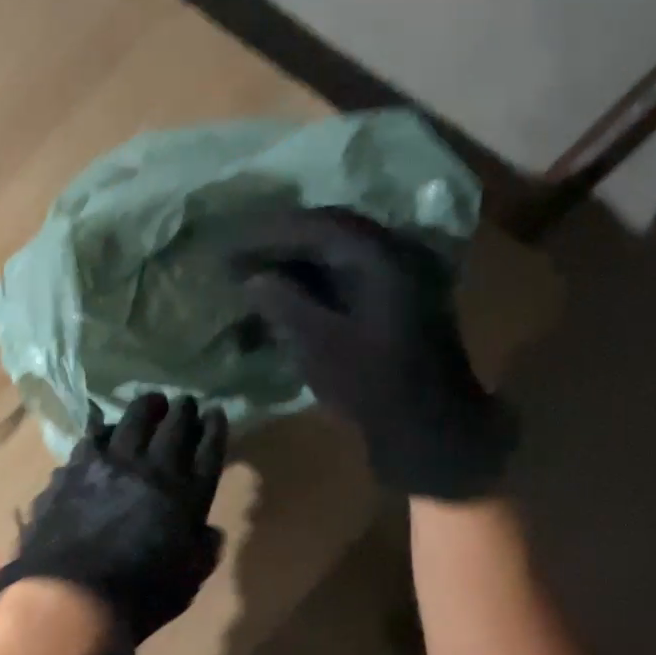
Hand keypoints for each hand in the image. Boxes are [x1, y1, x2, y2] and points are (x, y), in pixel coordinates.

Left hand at [0, 393, 226, 654]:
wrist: (69, 597)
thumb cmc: (137, 598)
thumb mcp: (187, 581)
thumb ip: (202, 549)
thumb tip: (207, 531)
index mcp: (187, 495)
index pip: (208, 449)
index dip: (214, 429)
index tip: (214, 414)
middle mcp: (151, 469)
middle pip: (172, 426)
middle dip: (182, 411)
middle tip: (184, 403)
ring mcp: (107, 465)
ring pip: (131, 421)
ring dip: (144, 409)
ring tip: (150, 403)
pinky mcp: (71, 470)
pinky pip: (92, 438)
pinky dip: (104, 430)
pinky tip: (104, 431)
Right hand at [230, 207, 514, 499]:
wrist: (429, 428)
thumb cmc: (372, 384)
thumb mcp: (318, 343)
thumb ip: (283, 302)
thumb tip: (251, 278)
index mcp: (379, 256)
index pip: (314, 226)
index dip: (266, 234)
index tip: (226, 248)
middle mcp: (393, 254)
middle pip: (327, 234)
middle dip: (278, 245)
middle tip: (235, 259)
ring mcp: (398, 279)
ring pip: (336, 256)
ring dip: (293, 264)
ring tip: (252, 280)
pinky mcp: (395, 305)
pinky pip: (346, 279)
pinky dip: (311, 285)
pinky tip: (283, 302)